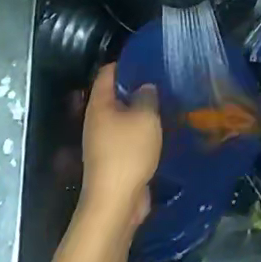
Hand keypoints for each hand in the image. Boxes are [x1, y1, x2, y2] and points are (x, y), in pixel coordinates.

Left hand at [81, 64, 161, 227]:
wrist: (116, 202)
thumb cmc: (128, 153)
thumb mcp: (145, 119)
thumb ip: (147, 98)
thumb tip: (145, 87)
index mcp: (99, 105)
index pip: (107, 74)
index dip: (124, 64)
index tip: (145, 60)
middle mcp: (96, 120)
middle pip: (113, 96)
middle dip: (134, 88)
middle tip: (160, 82)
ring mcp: (103, 142)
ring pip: (122, 118)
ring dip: (140, 113)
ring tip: (164, 105)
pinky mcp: (113, 160)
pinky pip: (127, 138)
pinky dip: (141, 132)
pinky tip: (159, 133)